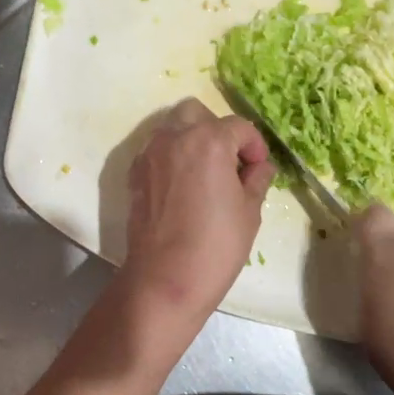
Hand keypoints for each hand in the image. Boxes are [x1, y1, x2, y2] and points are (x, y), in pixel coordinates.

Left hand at [121, 98, 275, 319]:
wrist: (164, 280)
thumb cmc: (215, 247)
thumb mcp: (249, 213)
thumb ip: (256, 181)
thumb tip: (260, 168)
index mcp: (209, 141)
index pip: (239, 128)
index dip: (254, 147)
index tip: (259, 169)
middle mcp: (174, 138)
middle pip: (197, 114)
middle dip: (216, 130)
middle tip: (230, 162)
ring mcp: (149, 156)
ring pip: (171, 129)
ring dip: (190, 140)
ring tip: (205, 174)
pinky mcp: (134, 176)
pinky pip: (155, 152)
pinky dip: (171, 158)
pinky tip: (183, 187)